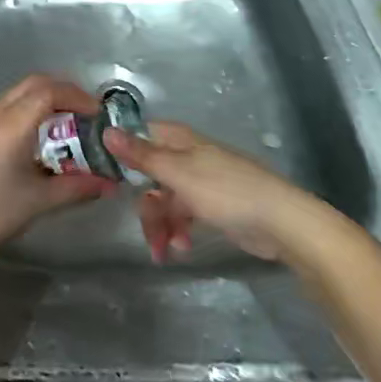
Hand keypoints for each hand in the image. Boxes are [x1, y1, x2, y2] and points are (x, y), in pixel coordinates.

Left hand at [0, 75, 116, 266]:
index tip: (98, 114)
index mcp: (11, 126)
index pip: (49, 92)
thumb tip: (111, 184)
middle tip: (88, 111)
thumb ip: (79, 187)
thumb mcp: (41, 201)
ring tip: (72, 120)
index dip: (77, 97)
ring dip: (49, 97)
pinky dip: (34, 107)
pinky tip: (46, 134)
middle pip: (35, 83)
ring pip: (22, 91)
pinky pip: (12, 104)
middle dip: (66, 90)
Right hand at [103, 120, 321, 263]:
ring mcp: (201, 182)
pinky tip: (182, 249)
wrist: (277, 221)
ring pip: (165, 201)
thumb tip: (106, 130)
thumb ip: (142, 155)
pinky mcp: (212, 206)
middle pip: (150, 176)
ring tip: (165, 252)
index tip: (103, 173)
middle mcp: (188, 156)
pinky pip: (183, 216)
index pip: (141, 135)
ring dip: (161, 226)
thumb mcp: (178, 173)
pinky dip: (178, 231)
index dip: (122, 151)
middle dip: (147, 207)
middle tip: (149, 232)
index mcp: (180, 139)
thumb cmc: (225, 191)